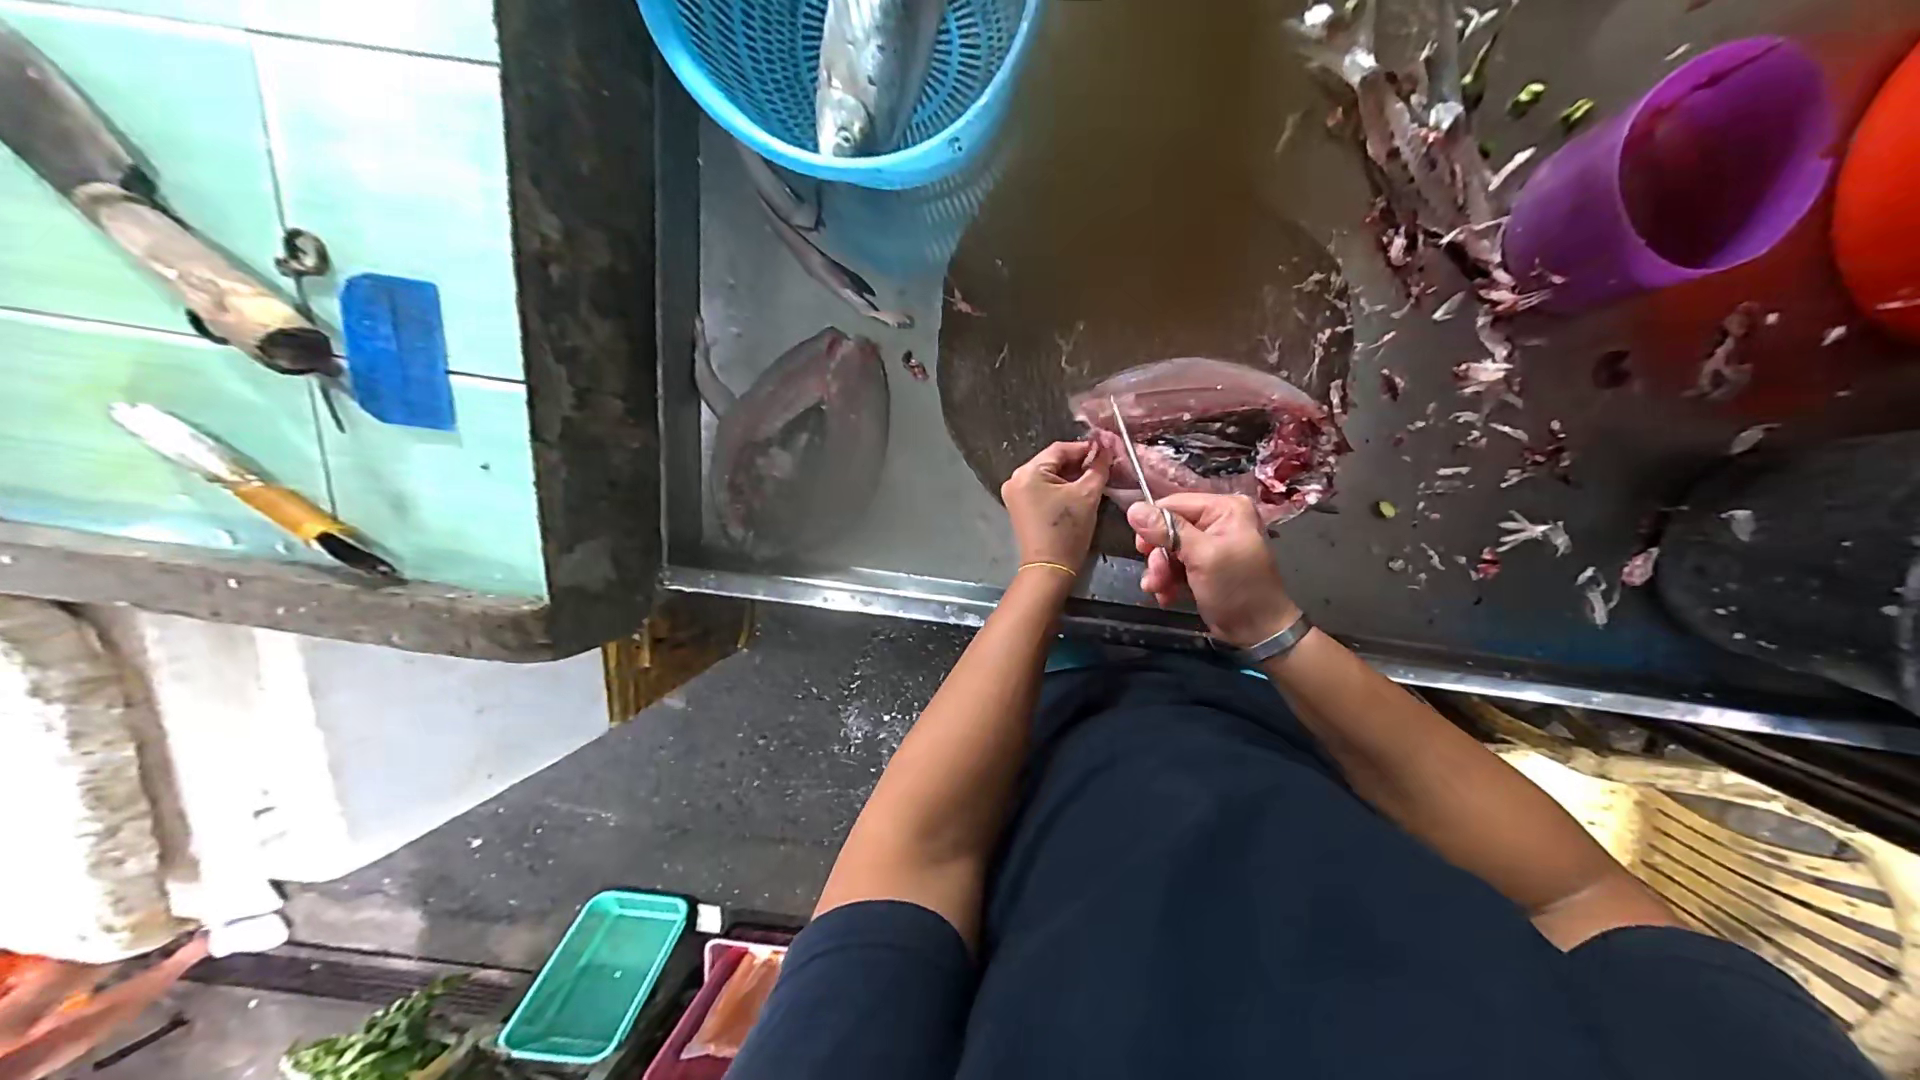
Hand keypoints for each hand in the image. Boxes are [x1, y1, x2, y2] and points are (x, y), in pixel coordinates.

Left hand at [1001, 441, 1109, 568]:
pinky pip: (1043, 487)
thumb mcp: (1088, 495)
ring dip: (1071, 475)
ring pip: (1049, 474)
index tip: (1106, 450)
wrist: (1050, 568)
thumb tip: (1106, 448)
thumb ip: (1098, 468)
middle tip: (1103, 464)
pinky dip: (1060, 487)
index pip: (1060, 449)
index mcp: (1027, 472)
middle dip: (1078, 462)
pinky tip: (1078, 490)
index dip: (1085, 448)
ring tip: (1094, 477)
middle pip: (1052, 461)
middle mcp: (1016, 478)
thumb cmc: (1068, 531)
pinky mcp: (1020, 506)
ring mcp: (1015, 493)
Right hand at [1126, 494, 1300, 646]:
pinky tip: (1166, 596)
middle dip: (1158, 555)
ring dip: (1160, 572)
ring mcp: (1210, 545)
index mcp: (1225, 509)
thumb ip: (1168, 531)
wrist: (1258, 632)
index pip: (1174, 504)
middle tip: (1156, 576)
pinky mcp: (1203, 566)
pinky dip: (1167, 581)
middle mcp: (1217, 521)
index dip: (1153, 525)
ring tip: (1160, 590)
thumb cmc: (1236, 589)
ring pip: (1167, 549)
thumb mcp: (1202, 556)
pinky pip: (1174, 565)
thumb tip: (1133, 509)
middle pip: (1168, 528)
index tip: (1141, 549)